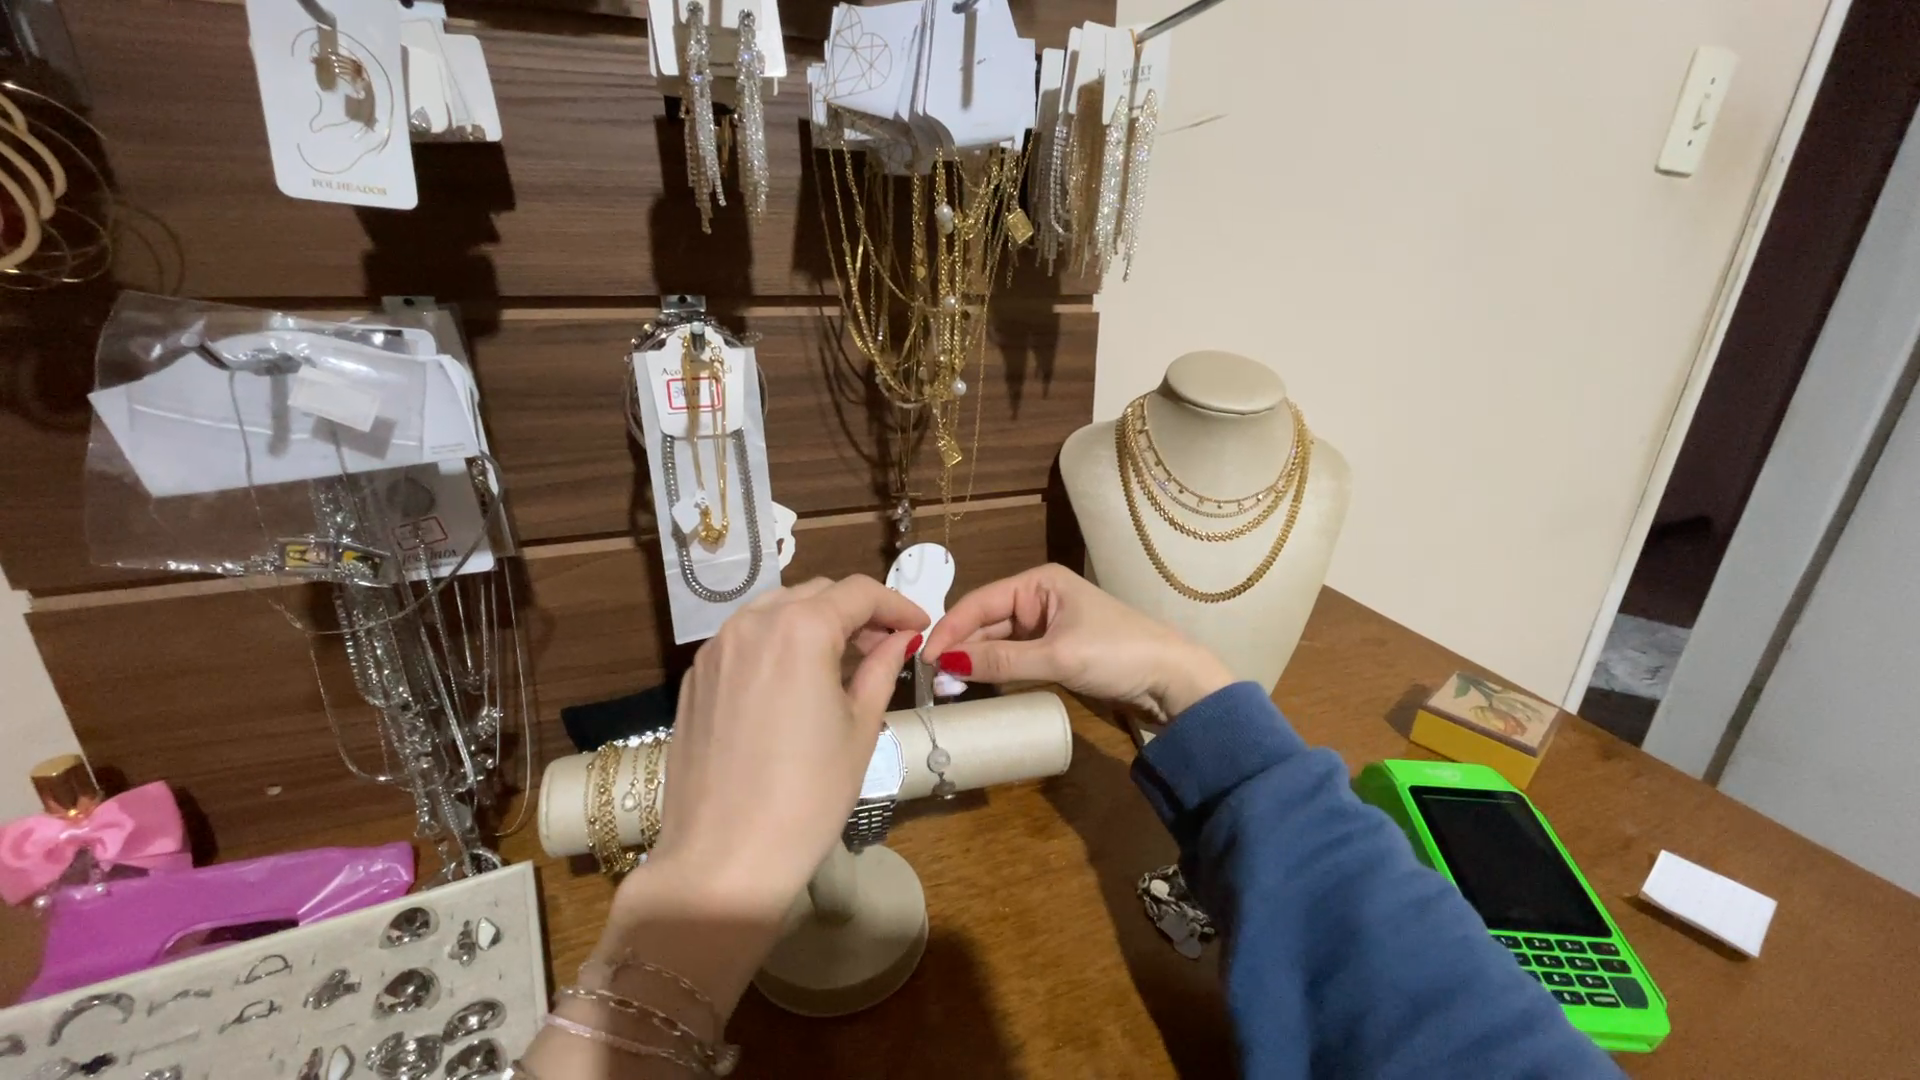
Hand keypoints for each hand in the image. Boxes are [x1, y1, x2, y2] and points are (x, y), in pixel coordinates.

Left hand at [636, 575, 929, 919]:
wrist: (723, 860)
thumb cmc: (809, 796)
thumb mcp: (861, 728)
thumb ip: (882, 668)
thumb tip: (899, 638)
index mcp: (800, 629)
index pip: (858, 593)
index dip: (896, 604)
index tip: (919, 625)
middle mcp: (752, 623)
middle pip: (815, 594)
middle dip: (856, 611)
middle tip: (886, 644)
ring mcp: (716, 649)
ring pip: (776, 610)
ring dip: (815, 621)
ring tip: (842, 660)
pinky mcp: (695, 678)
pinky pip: (745, 639)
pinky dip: (778, 642)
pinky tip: (795, 681)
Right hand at [922, 564, 1233, 719]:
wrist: (1173, 680)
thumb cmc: (1117, 653)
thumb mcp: (1057, 657)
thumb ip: (1001, 660)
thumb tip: (946, 665)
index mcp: (1040, 583)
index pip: (981, 602)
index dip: (951, 629)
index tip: (925, 657)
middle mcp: (1040, 598)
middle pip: (987, 621)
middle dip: (960, 647)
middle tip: (930, 678)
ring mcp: (1048, 626)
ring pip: (998, 641)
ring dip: (975, 660)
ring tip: (946, 685)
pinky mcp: (1056, 651)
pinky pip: (1015, 657)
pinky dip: (996, 670)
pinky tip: (976, 684)